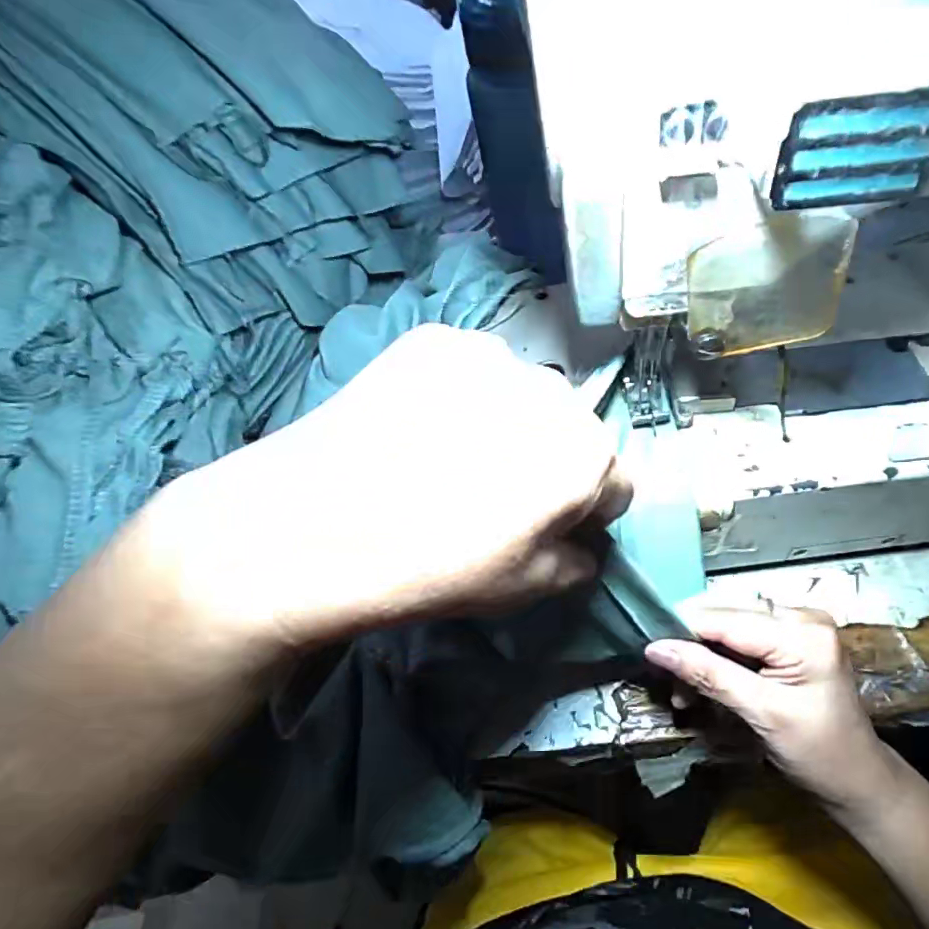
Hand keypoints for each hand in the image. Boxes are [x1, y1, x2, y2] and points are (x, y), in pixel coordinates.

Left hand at [123, 325, 631, 660]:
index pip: (618, 484)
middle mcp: (556, 394)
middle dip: (553, 460)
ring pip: (528, 396)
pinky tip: (422, 424)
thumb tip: (580, 545)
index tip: (553, 527)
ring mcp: (495, 356)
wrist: (310, 527)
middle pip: (575, 433)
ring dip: (513, 420)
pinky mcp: (438, 339)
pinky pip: (475, 370)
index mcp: (588, 457)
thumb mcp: (523, 588)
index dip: (589, 512)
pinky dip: (463, 393)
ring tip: (455, 453)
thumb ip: (575, 563)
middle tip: (499, 491)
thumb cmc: (433, 569)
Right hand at [644, 606, 898, 816]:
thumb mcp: (760, 713)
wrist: (856, 778)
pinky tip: (708, 686)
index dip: (684, 632)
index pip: (727, 620)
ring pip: (732, 628)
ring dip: (705, 658)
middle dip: (694, 649)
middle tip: (673, 688)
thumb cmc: (817, 752)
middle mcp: (802, 617)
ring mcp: (800, 626)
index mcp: (803, 632)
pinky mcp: (794, 640)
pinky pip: (746, 639)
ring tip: (686, 695)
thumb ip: (708, 675)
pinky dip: (723, 662)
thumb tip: (656, 648)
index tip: (650, 654)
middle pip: (728, 618)